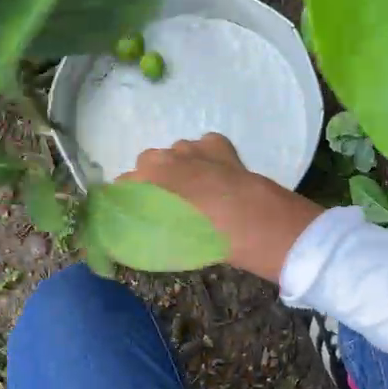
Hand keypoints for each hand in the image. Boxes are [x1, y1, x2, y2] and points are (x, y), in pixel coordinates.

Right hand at [120, 134, 323, 282]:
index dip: (126, 199)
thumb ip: (152, 230)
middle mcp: (168, 157)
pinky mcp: (222, 148)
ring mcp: (197, 148)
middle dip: (151, 180)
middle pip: (147, 162)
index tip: (133, 216)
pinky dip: (204, 156)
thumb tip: (140, 234)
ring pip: (176, 152)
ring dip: (179, 167)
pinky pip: (203, 145)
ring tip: (193, 193)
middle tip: (165, 207)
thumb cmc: (213, 240)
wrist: (264, 227)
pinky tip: (213, 175)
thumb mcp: (175, 242)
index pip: (123, 184)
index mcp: (150, 179)